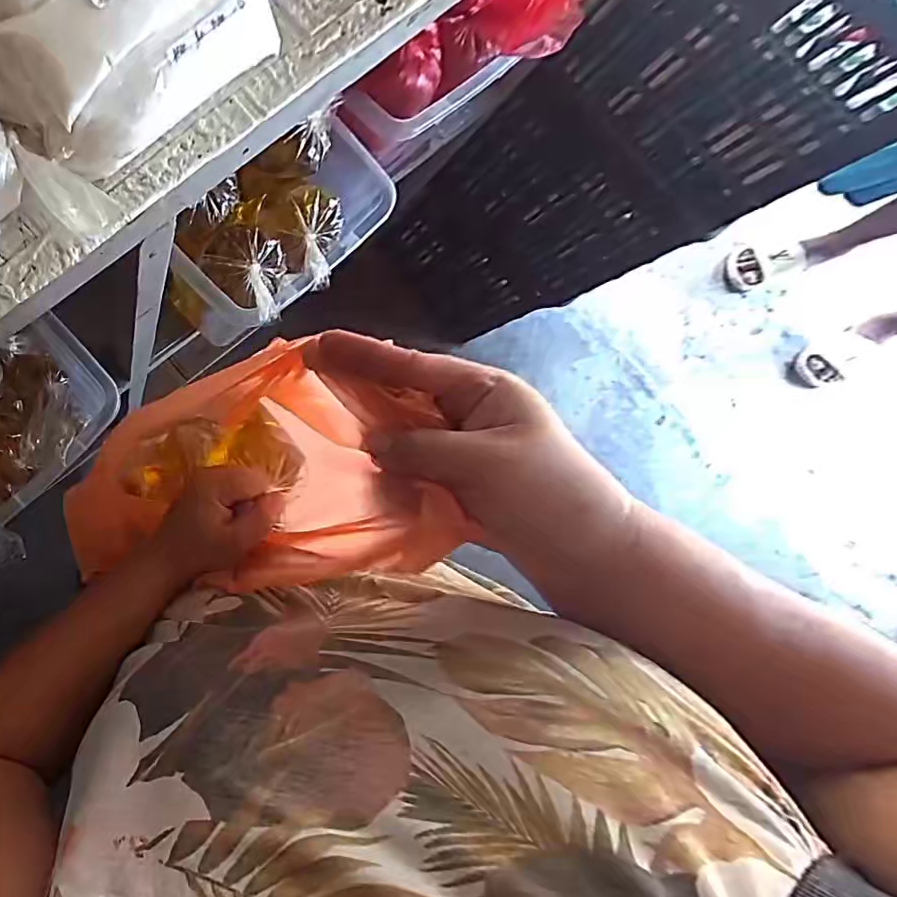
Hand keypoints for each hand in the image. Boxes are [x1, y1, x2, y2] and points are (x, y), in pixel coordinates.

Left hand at [144, 466, 284, 586]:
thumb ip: (261, 519)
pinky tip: (217, 524)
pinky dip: (230, 505)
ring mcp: (202, 477)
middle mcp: (209, 471)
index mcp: (217, 481)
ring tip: (227, 528)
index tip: (249, 527)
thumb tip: (279, 498)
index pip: (261, 481)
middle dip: (252, 504)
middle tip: (237, 529)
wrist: (164, 562)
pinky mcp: (198, 487)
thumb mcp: (237, 543)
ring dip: (242, 506)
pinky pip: (228, 489)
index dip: (262, 505)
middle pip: (251, 479)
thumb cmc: (201, 555)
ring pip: (241, 484)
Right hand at [307, 331, 642, 584]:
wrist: (587, 552)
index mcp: (482, 391)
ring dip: (363, 424)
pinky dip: (380, 464)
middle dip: (356, 382)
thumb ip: (424, 449)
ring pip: (400, 430)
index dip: (363, 355)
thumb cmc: (549, 495)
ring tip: (319, 416)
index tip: (320, 343)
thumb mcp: (485, 464)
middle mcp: (466, 412)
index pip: (412, 367)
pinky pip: (407, 464)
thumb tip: (372, 443)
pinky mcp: (453, 480)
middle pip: (401, 392)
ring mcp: (458, 448)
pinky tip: (353, 465)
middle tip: (309, 373)